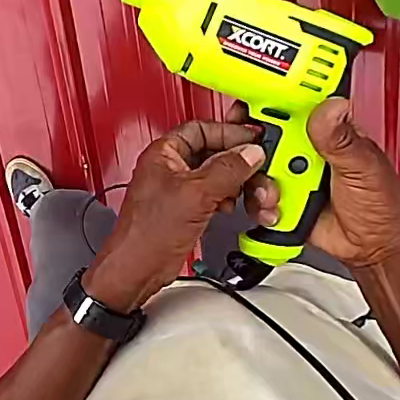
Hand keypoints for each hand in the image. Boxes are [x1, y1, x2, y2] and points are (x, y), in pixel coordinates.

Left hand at [82, 121, 267, 312]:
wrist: (138, 270)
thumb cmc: (146, 233)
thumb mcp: (195, 194)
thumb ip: (227, 170)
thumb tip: (250, 153)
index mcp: (165, 153)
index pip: (203, 129)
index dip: (231, 132)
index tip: (255, 140)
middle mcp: (173, 168)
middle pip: (218, 155)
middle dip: (244, 167)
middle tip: (261, 176)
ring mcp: (182, 190)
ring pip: (223, 178)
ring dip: (245, 188)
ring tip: (259, 200)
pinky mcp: (190, 210)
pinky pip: (219, 197)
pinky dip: (235, 202)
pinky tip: (243, 210)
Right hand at [240, 98, 399, 267]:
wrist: (375, 245)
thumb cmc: (381, 201)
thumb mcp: (363, 165)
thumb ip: (341, 138)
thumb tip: (331, 108)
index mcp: (323, 130)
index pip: (286, 106)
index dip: (261, 104)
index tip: (249, 110)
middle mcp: (302, 148)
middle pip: (259, 137)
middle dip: (252, 151)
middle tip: (267, 164)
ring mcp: (288, 174)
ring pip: (253, 169)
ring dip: (260, 185)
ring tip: (279, 196)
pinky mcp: (280, 199)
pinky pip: (255, 198)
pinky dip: (260, 207)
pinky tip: (278, 211)